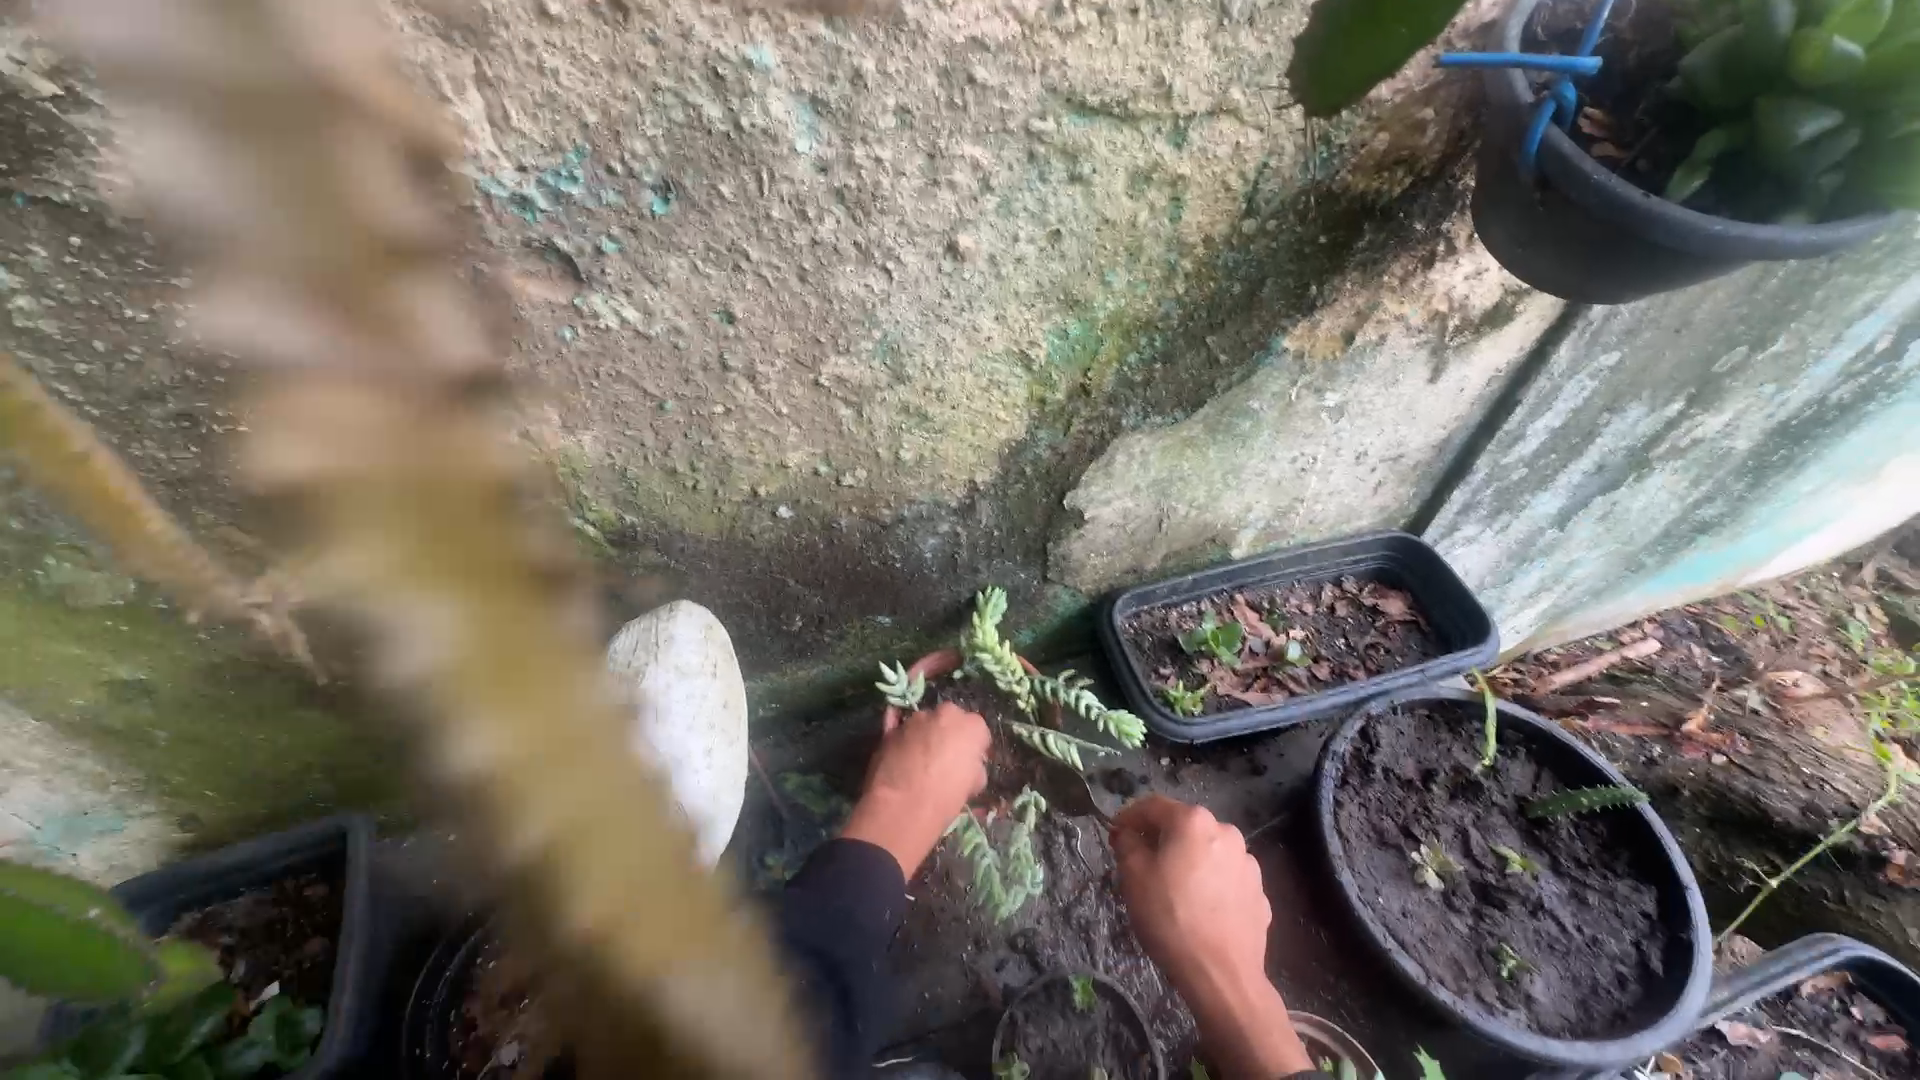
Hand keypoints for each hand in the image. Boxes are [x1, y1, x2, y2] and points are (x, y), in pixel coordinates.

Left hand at [842, 702, 989, 876]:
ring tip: (919, 762)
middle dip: (949, 735)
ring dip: (925, 736)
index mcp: (972, 725)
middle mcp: (945, 713)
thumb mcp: (973, 785)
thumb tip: (968, 767)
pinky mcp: (892, 728)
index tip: (968, 764)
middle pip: (951, 720)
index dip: (974, 749)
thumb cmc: (946, 796)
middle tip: (945, 760)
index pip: (979, 732)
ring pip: (925, 723)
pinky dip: (903, 736)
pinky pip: (901, 728)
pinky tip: (901, 752)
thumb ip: (974, 767)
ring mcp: (916, 718)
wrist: (902, 804)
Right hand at [1111, 796, 1310, 1078]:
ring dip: (1188, 859)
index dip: (1128, 817)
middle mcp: (1226, 831)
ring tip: (1172, 888)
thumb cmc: (1170, 918)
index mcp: (1193, 821)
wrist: (1222, 975)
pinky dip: (1210, 882)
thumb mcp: (1133, 876)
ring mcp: (1248, 862)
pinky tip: (1199, 907)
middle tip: (1140, 861)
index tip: (1114, 834)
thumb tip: (1129, 833)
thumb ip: (1127, 843)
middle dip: (1160, 838)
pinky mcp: (1259, 892)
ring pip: (1207, 851)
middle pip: (1183, 825)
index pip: (1152, 805)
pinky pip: (1225, 877)